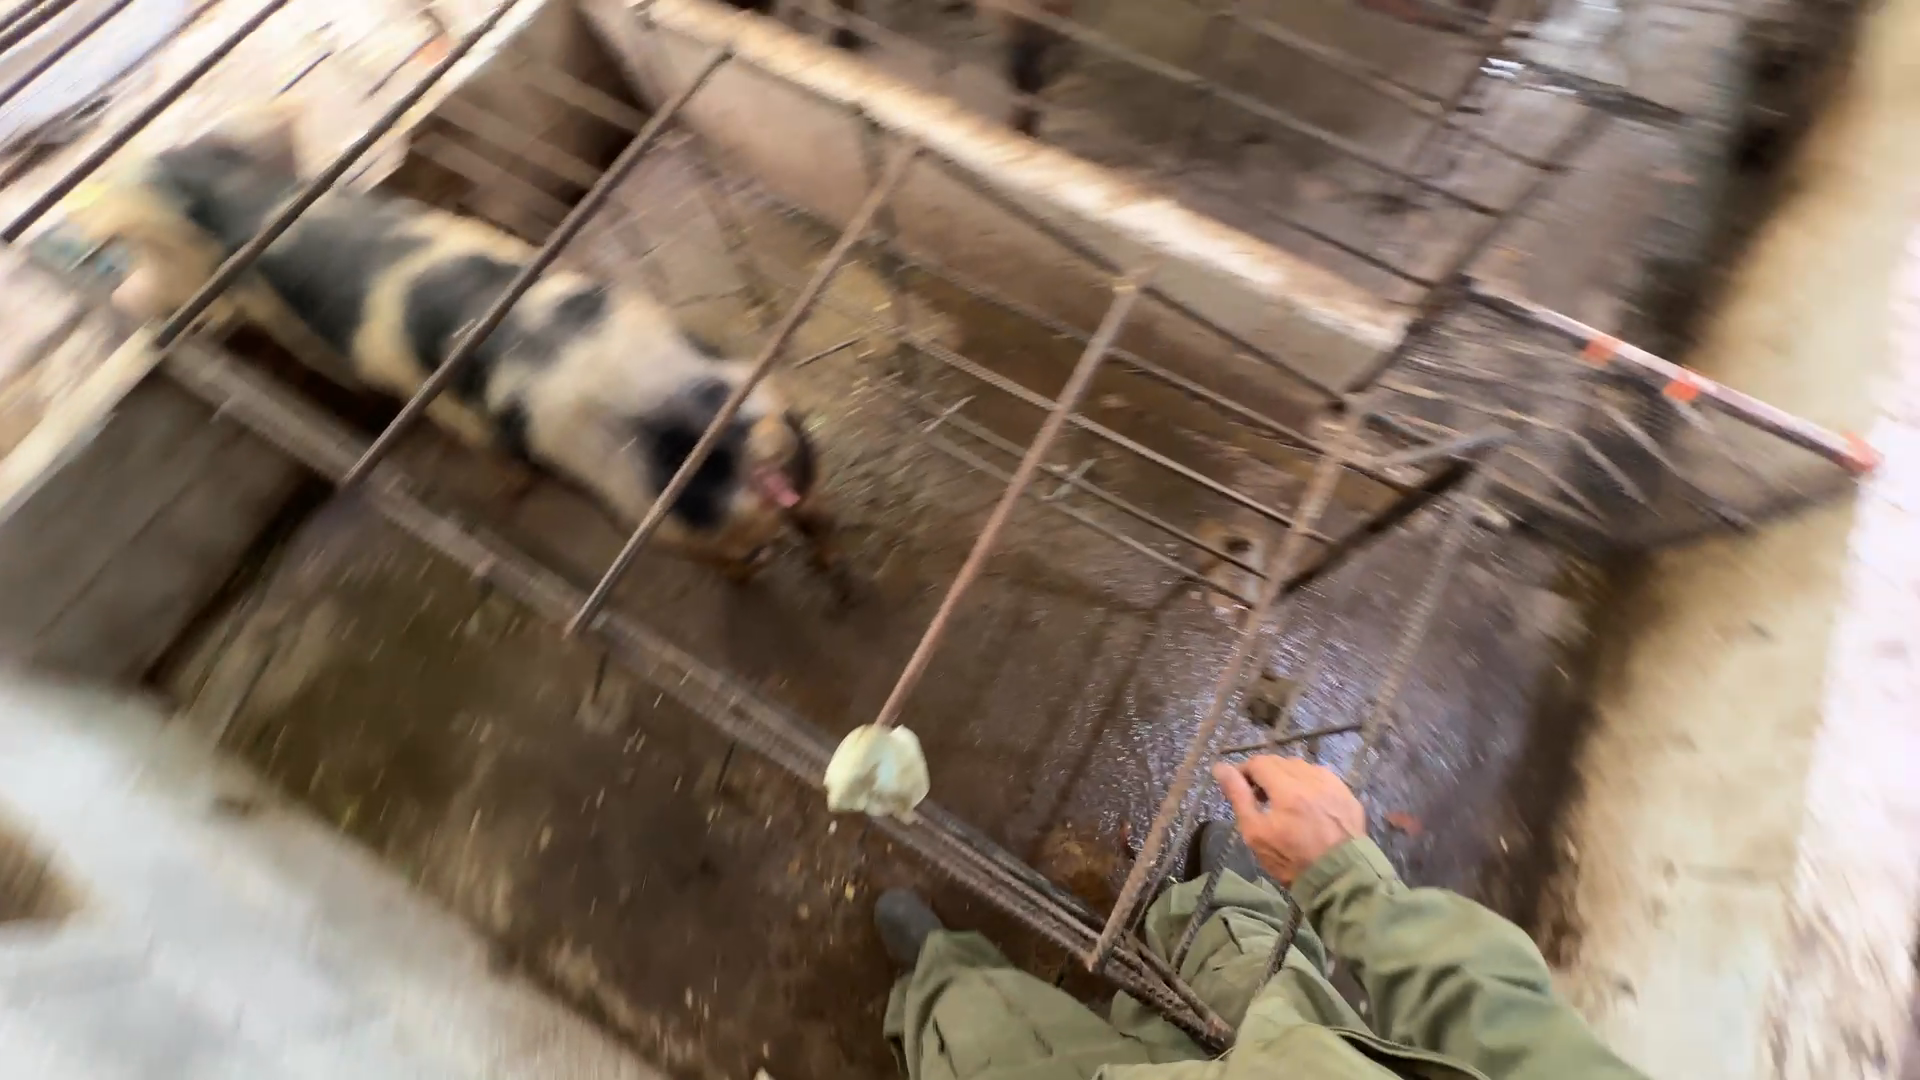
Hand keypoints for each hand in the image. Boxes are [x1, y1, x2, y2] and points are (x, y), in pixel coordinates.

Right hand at [1211, 756, 1364, 885]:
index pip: (1259, 763)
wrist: (1341, 881)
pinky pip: (1322, 776)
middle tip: (1260, 796)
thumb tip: (1220, 768)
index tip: (1240, 786)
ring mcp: (1333, 786)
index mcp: (1287, 788)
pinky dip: (1309, 782)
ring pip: (1302, 767)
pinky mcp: (1348, 795)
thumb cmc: (1291, 859)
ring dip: (1287, 775)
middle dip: (1265, 773)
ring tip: (1284, 798)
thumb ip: (1238, 795)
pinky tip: (1307, 800)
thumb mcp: (1255, 832)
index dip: (1245, 771)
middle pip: (1280, 762)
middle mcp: (1312, 780)